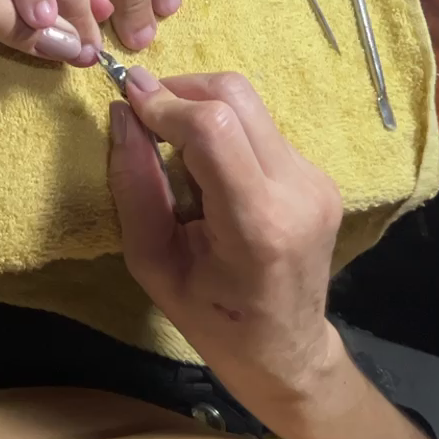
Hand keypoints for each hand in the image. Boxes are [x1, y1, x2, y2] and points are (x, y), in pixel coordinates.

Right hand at [107, 68, 346, 408]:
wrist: (285, 349)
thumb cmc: (209, 316)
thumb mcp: (150, 260)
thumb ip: (134, 184)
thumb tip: (121, 113)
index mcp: (257, 224)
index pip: (213, 127)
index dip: (163, 102)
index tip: (125, 98)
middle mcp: (297, 190)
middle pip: (234, 96)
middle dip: (179, 89)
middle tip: (145, 114)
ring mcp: (314, 178)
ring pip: (247, 101)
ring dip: (198, 105)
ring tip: (172, 144)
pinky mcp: (317, 172)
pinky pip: (257, 123)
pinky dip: (220, 125)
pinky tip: (205, 165)